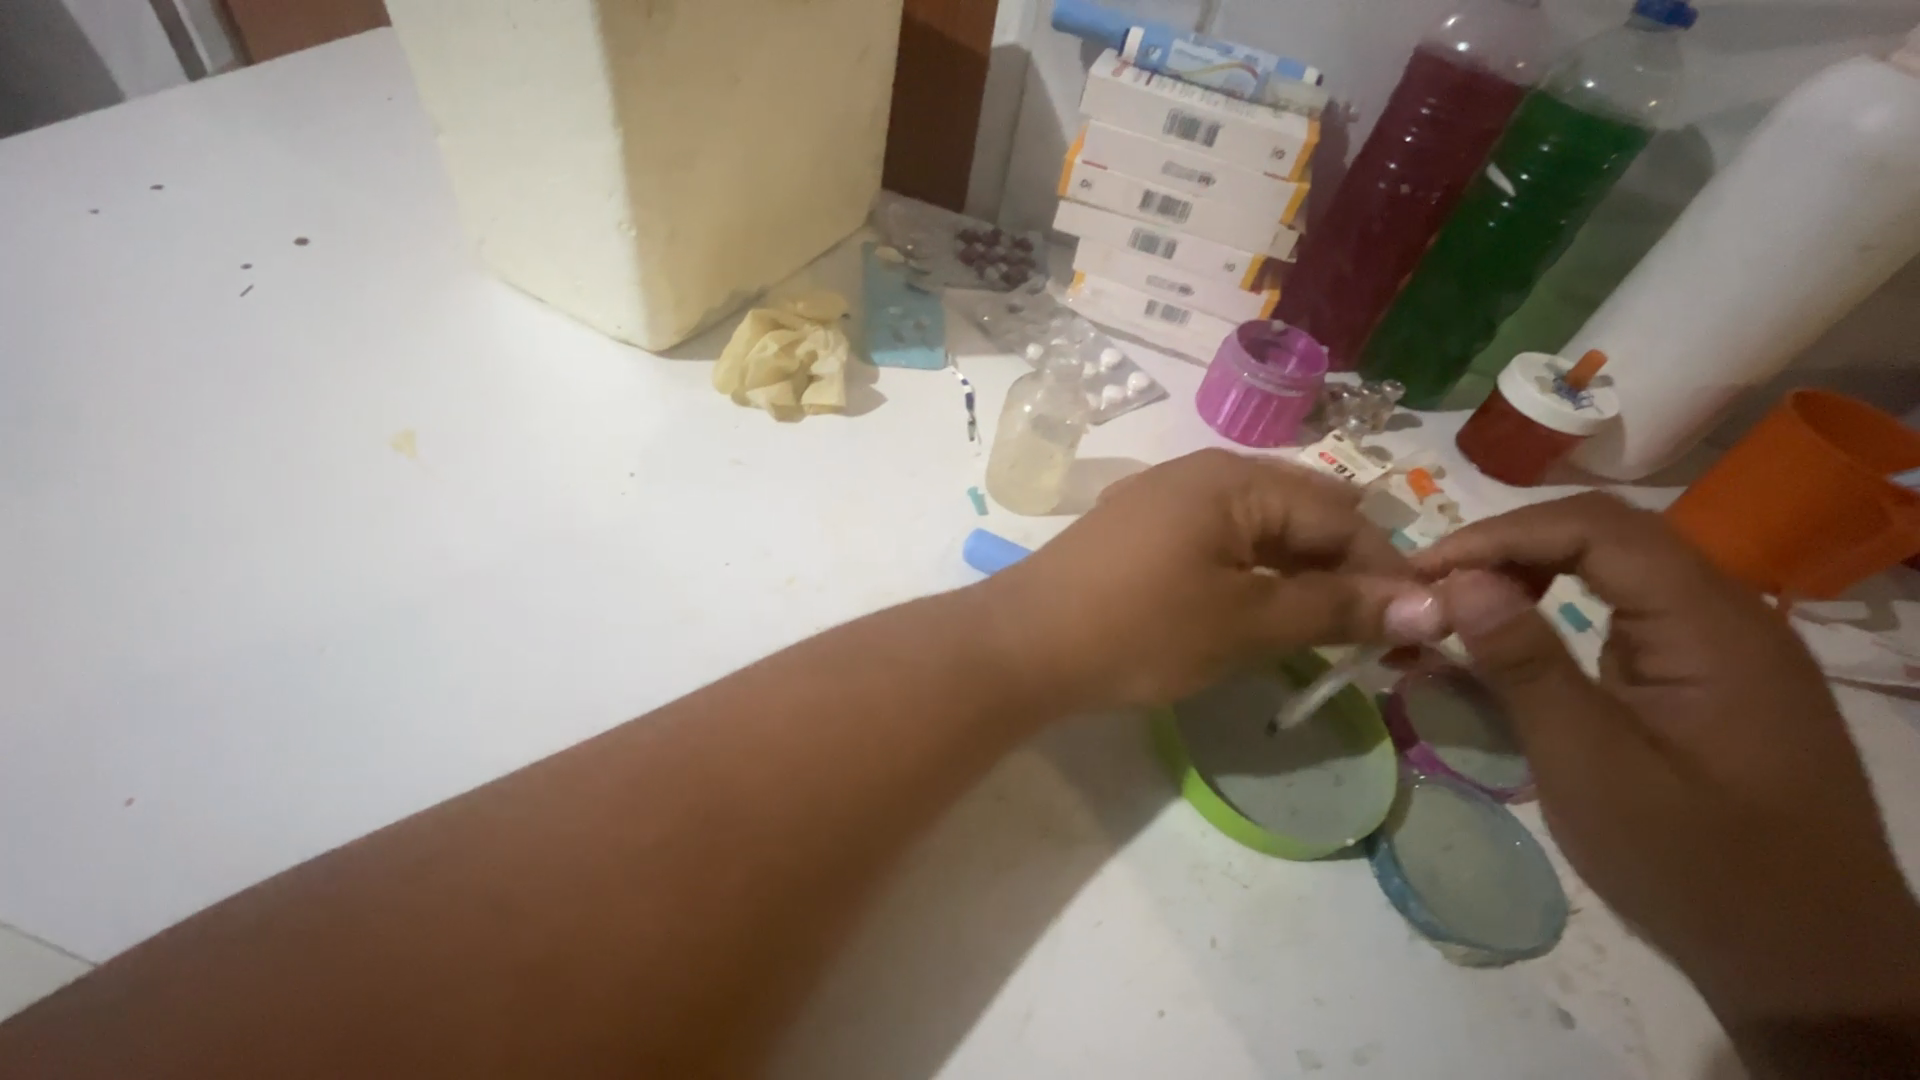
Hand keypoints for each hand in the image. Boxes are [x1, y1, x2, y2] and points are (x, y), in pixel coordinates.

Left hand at [981, 449, 1444, 711]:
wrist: (1024, 645)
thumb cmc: (1140, 630)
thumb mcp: (1246, 623)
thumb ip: (1336, 609)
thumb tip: (1429, 606)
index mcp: (1237, 479)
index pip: (1342, 514)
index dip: (1385, 570)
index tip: (1413, 630)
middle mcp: (1203, 472)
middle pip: (1300, 513)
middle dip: (1341, 570)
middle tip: (1369, 635)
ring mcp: (1165, 498)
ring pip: (1258, 529)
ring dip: (1295, 575)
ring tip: (1318, 631)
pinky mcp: (1140, 530)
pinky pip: (1217, 541)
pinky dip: (1249, 575)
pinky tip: (1255, 613)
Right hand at [1413, 493, 1919, 1022]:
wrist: (1808, 962)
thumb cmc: (1695, 866)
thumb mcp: (1591, 767)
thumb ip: (1526, 665)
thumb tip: (1459, 581)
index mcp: (1715, 628)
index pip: (1598, 530)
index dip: (1500, 536)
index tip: (1423, 572)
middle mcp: (1729, 617)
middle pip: (1609, 535)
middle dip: (1509, 547)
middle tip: (1430, 586)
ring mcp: (1723, 646)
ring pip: (1617, 567)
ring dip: (1530, 572)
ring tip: (1458, 606)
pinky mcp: (1706, 676)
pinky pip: (1625, 611)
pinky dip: (1556, 607)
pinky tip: (1515, 638)